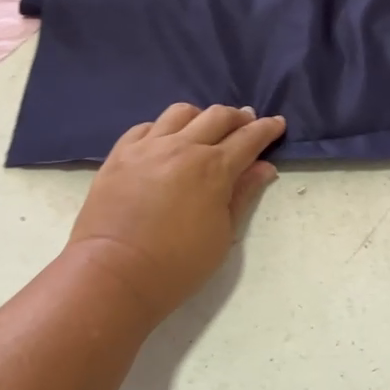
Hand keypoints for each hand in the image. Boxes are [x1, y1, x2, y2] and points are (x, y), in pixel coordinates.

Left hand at [68, 103, 285, 323]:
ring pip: (181, 112)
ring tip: (203, 129)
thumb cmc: (176, 266)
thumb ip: (243, 195)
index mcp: (214, 168)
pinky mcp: (120, 154)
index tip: (277, 123)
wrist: (112, 277)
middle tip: (246, 122)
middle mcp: (183, 147)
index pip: (249, 138)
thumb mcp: (222, 235)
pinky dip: (162, 128)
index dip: (267, 129)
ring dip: (200, 116)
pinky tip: (164, 140)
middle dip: (238, 117)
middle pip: (218, 116)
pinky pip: (145, 127)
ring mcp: (148, 147)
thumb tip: (264, 167)